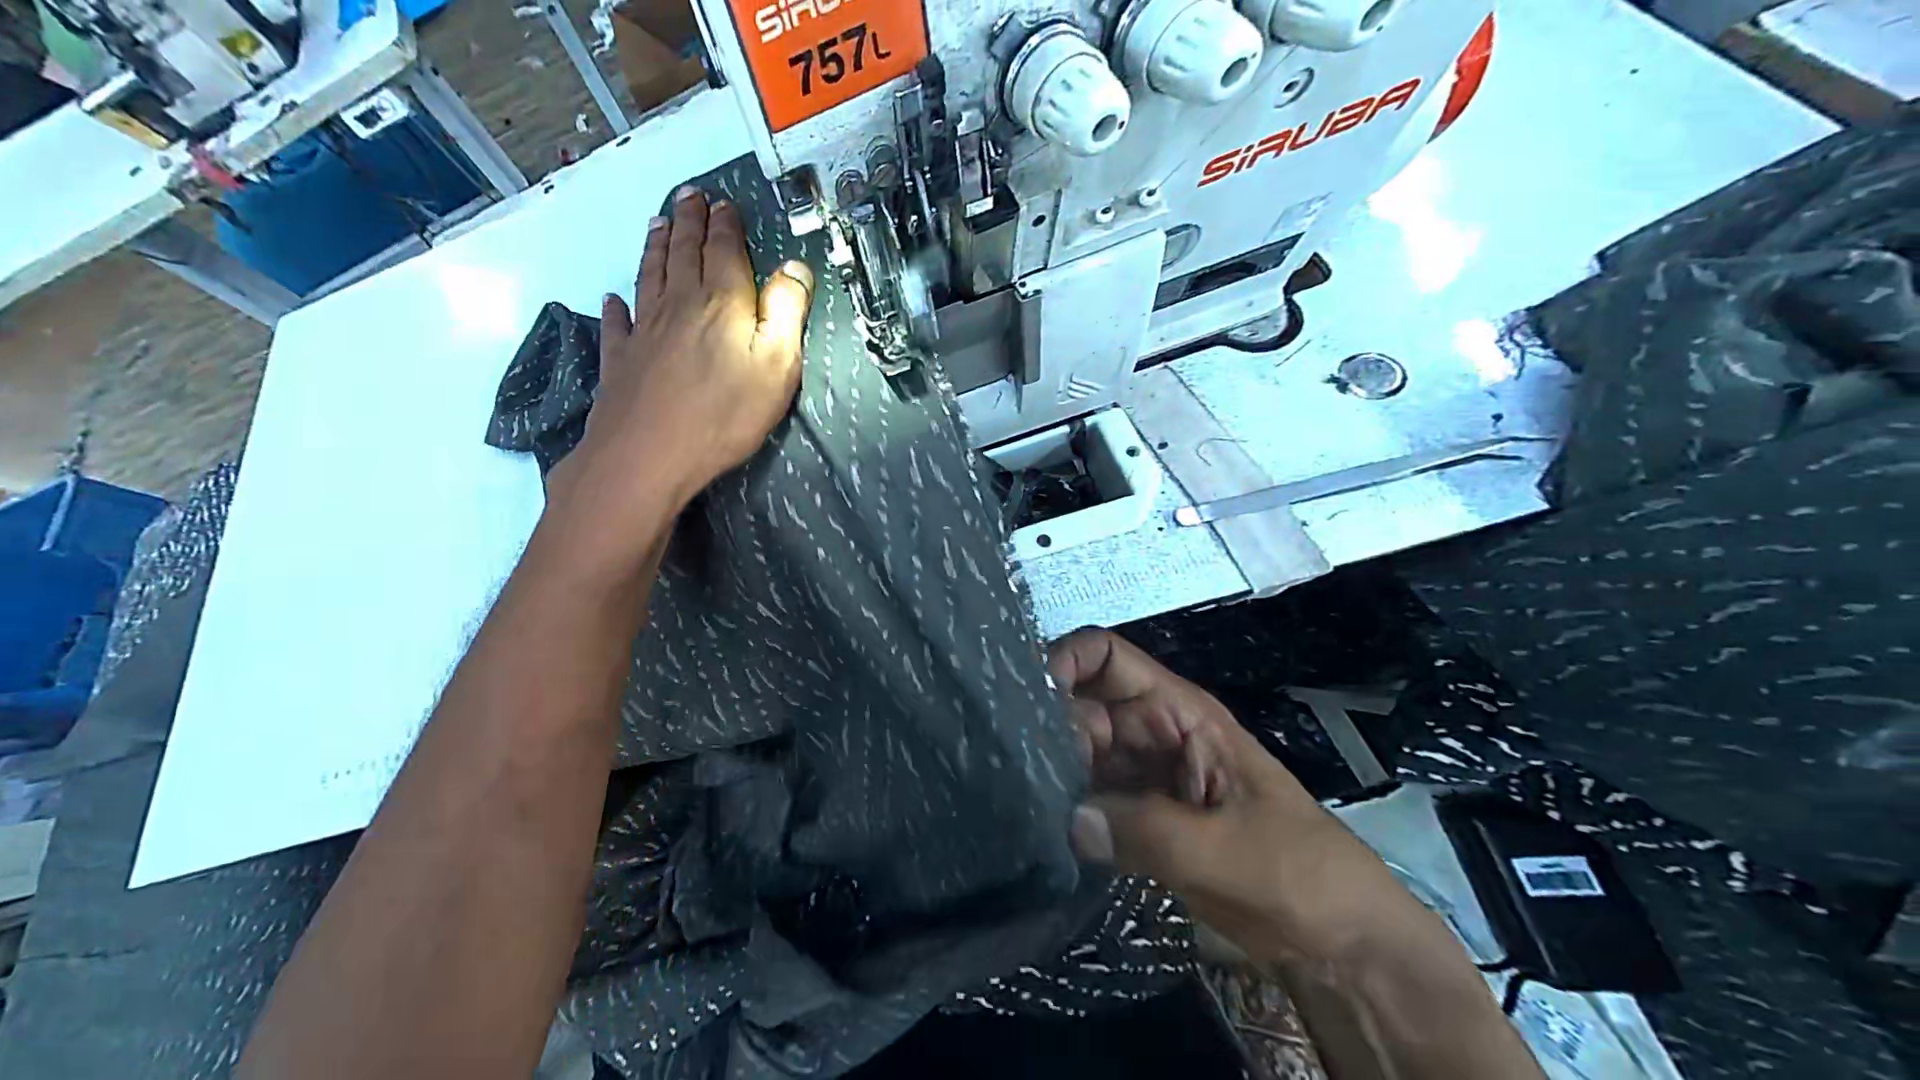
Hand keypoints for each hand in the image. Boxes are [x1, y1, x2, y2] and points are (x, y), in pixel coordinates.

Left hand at [559, 186, 813, 515]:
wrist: (647, 455)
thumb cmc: (724, 414)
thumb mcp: (776, 366)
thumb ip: (787, 313)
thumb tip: (794, 266)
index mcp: (721, 303)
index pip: (724, 250)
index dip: (726, 224)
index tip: (724, 202)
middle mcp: (678, 304)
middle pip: (683, 252)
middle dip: (689, 221)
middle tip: (689, 196)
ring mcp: (643, 330)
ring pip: (650, 275)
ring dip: (656, 246)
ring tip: (657, 223)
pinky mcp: (620, 359)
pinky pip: (618, 323)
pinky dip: (617, 306)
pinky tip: (613, 298)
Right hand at [1050, 628, 1419, 966]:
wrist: (1339, 944)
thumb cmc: (1299, 874)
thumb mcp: (1227, 849)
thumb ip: (1147, 832)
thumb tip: (1068, 820)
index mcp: (1181, 714)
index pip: (1108, 659)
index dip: (1065, 663)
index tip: (1028, 702)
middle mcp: (1153, 734)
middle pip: (1082, 709)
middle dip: (1049, 732)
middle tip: (1016, 774)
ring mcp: (1144, 778)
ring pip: (1079, 755)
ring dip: (1051, 774)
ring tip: (1014, 802)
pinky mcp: (1139, 819)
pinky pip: (1089, 800)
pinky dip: (1065, 811)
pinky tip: (1037, 829)